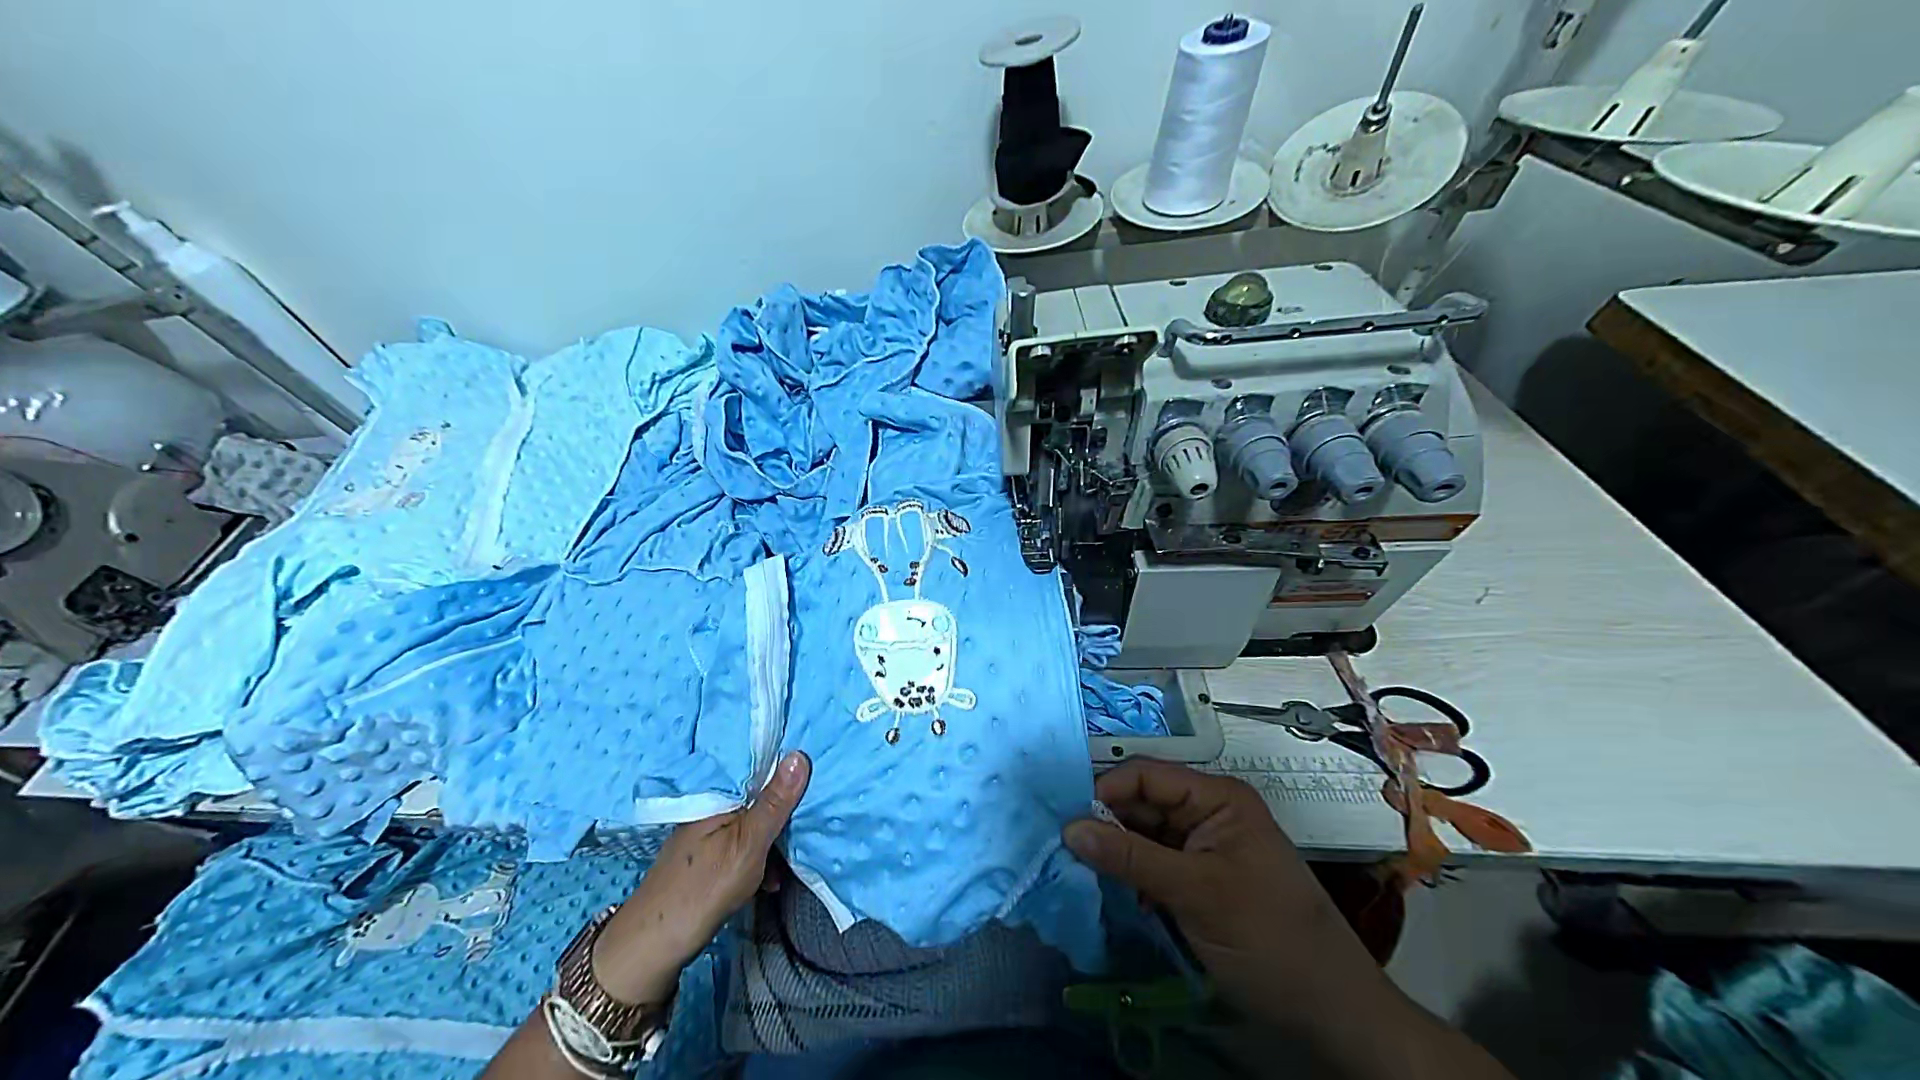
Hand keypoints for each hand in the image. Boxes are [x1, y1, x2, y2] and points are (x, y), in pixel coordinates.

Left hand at [590, 751, 810, 1004]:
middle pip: (758, 794)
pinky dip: (761, 857)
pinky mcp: (709, 855)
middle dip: (786, 805)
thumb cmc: (704, 888)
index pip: (759, 764)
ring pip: (754, 821)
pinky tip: (772, 880)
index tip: (820, 767)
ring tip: (797, 853)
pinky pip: (744, 844)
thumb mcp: (748, 843)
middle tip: (817, 814)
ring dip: (776, 837)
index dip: (789, 765)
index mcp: (718, 793)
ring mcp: (708, 831)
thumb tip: (799, 754)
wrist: (654, 945)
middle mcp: (712, 804)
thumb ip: (774, 802)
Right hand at [1062, 760, 1385, 1022]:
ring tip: (1079, 870)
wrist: (1332, 1012)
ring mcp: (1202, 846)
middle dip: (1105, 822)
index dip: (1106, 791)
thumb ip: (1130, 857)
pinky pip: (1151, 862)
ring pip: (1142, 833)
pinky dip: (1130, 873)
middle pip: (1141, 802)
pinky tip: (1111, 890)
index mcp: (1216, 796)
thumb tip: (1069, 829)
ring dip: (1114, 850)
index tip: (1068, 823)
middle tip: (1065, 850)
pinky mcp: (1198, 878)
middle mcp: (1207, 812)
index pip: (1146, 775)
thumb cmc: (1269, 938)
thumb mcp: (1196, 893)